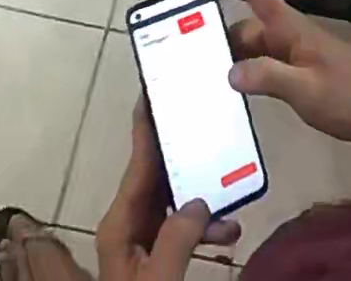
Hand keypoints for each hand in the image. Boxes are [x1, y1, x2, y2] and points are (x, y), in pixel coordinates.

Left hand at [96, 97, 239, 280]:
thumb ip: (178, 240)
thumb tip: (200, 203)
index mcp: (120, 222)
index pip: (136, 165)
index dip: (144, 129)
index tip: (150, 94)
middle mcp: (127, 222)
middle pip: (154, 178)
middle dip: (179, 159)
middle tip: (201, 132)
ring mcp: (140, 239)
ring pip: (170, 204)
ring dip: (200, 201)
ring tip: (230, 200)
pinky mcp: (154, 256)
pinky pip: (178, 230)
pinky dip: (202, 228)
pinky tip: (228, 231)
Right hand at [200, 0, 350, 153]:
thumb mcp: (307, 90)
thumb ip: (267, 78)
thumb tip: (228, 73)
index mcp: (287, 27)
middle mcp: (289, 33)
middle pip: (247, 27)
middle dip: (221, 38)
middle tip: (195, 57)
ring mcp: (298, 52)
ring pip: (257, 48)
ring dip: (237, 59)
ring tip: (214, 78)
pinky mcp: (306, 71)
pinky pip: (269, 64)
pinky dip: (253, 72)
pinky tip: (245, 93)